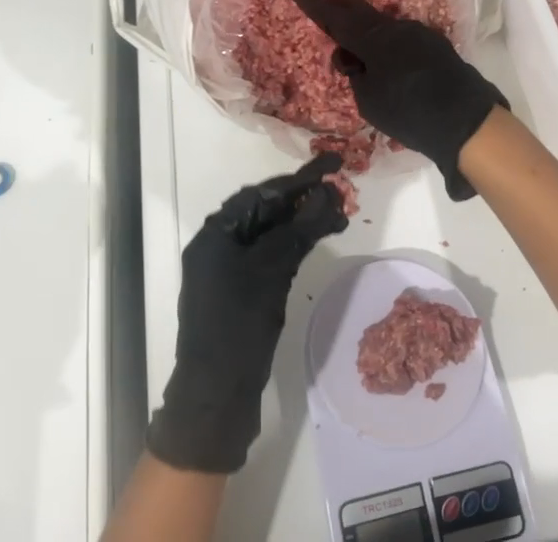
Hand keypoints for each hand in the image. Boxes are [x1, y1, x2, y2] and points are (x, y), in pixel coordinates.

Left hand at [146, 153, 347, 472]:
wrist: (217, 393)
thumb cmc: (237, 326)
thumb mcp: (271, 273)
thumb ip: (298, 230)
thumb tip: (327, 193)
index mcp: (215, 234)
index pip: (262, 194)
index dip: (299, 179)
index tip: (332, 164)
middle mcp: (219, 245)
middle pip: (266, 210)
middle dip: (304, 200)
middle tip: (341, 190)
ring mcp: (230, 269)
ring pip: (272, 233)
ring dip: (304, 223)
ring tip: (341, 215)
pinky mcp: (243, 289)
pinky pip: (271, 255)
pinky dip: (296, 246)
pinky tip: (321, 239)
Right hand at [282, 0, 506, 201]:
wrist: (465, 121)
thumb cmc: (409, 112)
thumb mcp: (368, 99)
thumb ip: (356, 74)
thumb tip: (355, 60)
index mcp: (375, 39)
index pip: (335, 18)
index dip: (311, 3)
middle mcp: (396, 28)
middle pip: (361, 13)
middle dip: (340, 6)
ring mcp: (419, 34)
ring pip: (382, 26)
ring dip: (364, 28)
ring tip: (352, 41)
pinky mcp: (434, 46)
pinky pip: (400, 37)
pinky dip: (384, 42)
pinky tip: (382, 58)